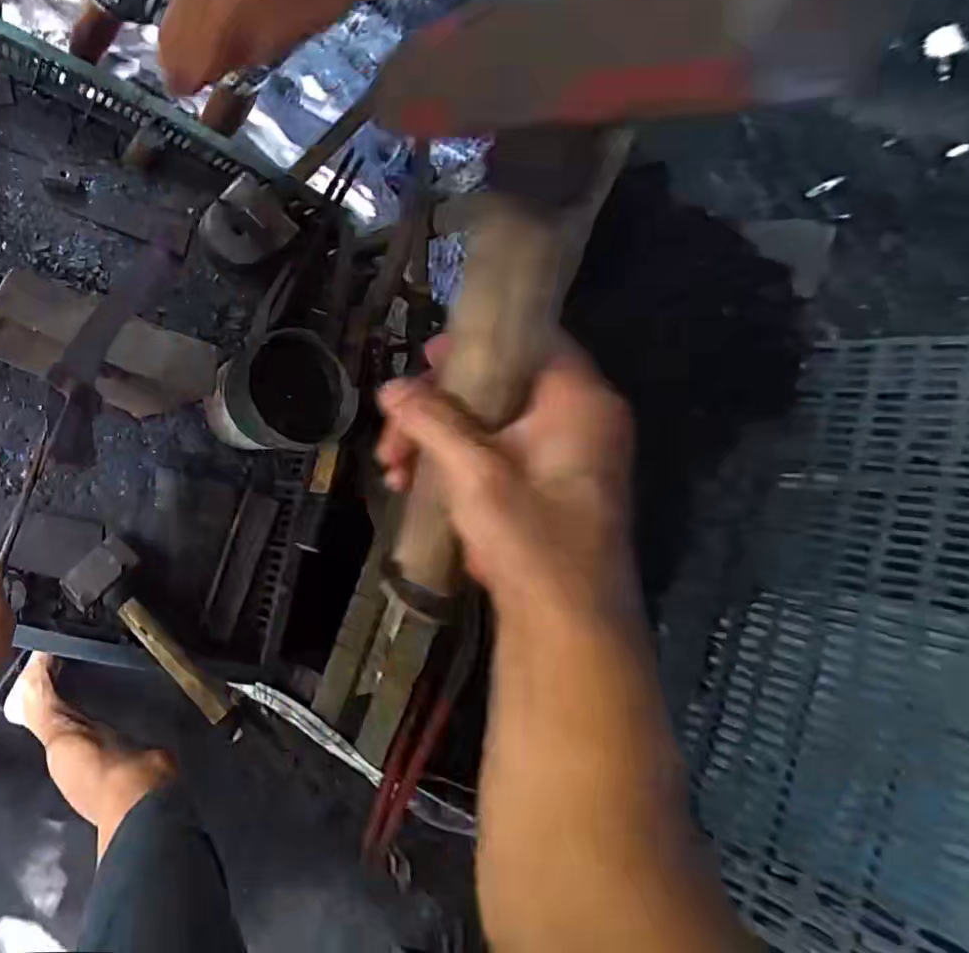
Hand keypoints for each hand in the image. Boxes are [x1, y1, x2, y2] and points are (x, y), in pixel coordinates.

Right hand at [375, 336, 637, 622]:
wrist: (566, 626)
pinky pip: (491, 454)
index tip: (425, 357)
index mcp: (578, 403)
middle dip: (434, 407)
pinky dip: (451, 463)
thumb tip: (389, 387)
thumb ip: (431, 421)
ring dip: (433, 439)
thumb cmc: (531, 539)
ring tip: (392, 469)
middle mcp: (576, 421)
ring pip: (485, 424)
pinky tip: (410, 485)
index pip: (532, 341)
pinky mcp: (543, 487)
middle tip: (393, 433)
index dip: (476, 342)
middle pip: (496, 387)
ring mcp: (560, 456)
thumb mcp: (473, 471)